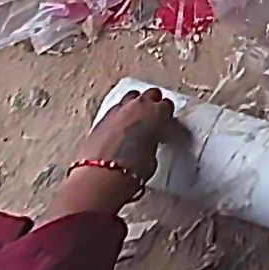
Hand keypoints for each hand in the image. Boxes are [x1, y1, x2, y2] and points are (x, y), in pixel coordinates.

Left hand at [50, 88, 174, 217]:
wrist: (102, 175)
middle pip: (150, 94)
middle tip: (152, 116)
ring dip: (134, 106)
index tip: (165, 122)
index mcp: (157, 113)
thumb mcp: (153, 158)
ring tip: (135, 119)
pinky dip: (119, 115)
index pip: (166, 106)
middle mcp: (139, 105)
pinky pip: (116, 109)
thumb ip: (153, 143)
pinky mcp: (102, 116)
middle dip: (152, 102)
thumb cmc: (133, 168)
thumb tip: (148, 144)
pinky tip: (119, 128)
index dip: (166, 114)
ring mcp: (119, 108)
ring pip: (131, 97)